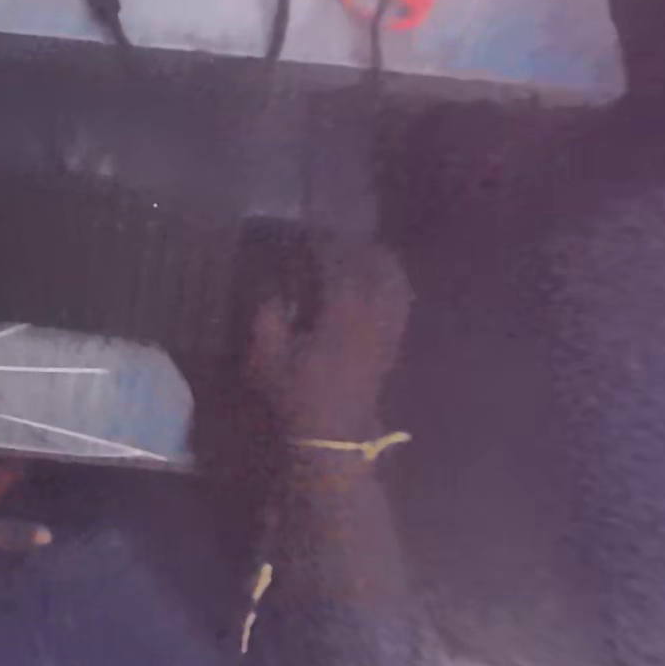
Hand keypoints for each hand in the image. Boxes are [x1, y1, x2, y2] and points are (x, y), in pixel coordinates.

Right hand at [248, 239, 412, 442]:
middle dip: (350, 245)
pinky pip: (399, 298)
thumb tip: (270, 284)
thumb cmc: (292, 391)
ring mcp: (390, 328)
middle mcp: (375, 314)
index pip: (336, 263)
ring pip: (395, 280)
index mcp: (342, 312)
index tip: (299, 232)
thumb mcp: (264, 352)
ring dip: (373, 260)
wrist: (331, 433)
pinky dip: (387, 280)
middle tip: (324, 238)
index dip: (318, 243)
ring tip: (351, 251)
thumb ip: (266, 312)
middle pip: (375, 264)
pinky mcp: (393, 341)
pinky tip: (371, 280)